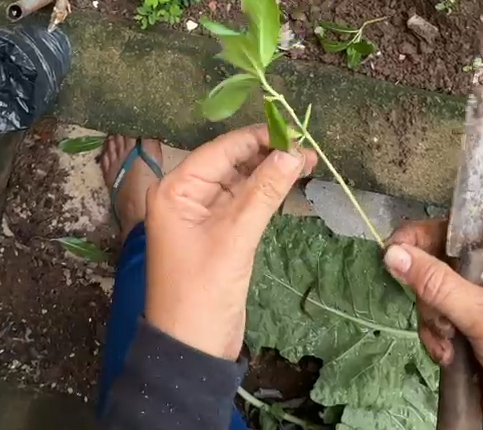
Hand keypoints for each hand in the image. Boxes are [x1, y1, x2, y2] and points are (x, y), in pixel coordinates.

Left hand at [143, 124, 316, 359]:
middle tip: (306, 149)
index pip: (221, 150)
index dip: (257, 138)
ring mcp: (201, 213)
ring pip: (240, 180)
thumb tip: (292, 153)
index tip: (293, 130)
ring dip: (270, 171)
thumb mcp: (235, 239)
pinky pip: (243, 200)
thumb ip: (264, 193)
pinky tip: (288, 182)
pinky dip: (265, 192)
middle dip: (267, 153)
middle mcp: (185, 194)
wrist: (191, 352)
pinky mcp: (218, 231)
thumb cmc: (202, 293)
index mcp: (176, 189)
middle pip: (231, 161)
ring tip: (306, 162)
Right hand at [384, 194, 482, 429]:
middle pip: (449, 244)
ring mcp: (482, 300)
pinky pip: (437, 313)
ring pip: (437, 281)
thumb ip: (438, 284)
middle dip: (428, 266)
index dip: (456, 207)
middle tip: (403, 272)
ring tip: (445, 336)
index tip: (421, 227)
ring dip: (432, 308)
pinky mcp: (469, 328)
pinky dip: (435, 331)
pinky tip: (446, 354)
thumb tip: (391, 253)